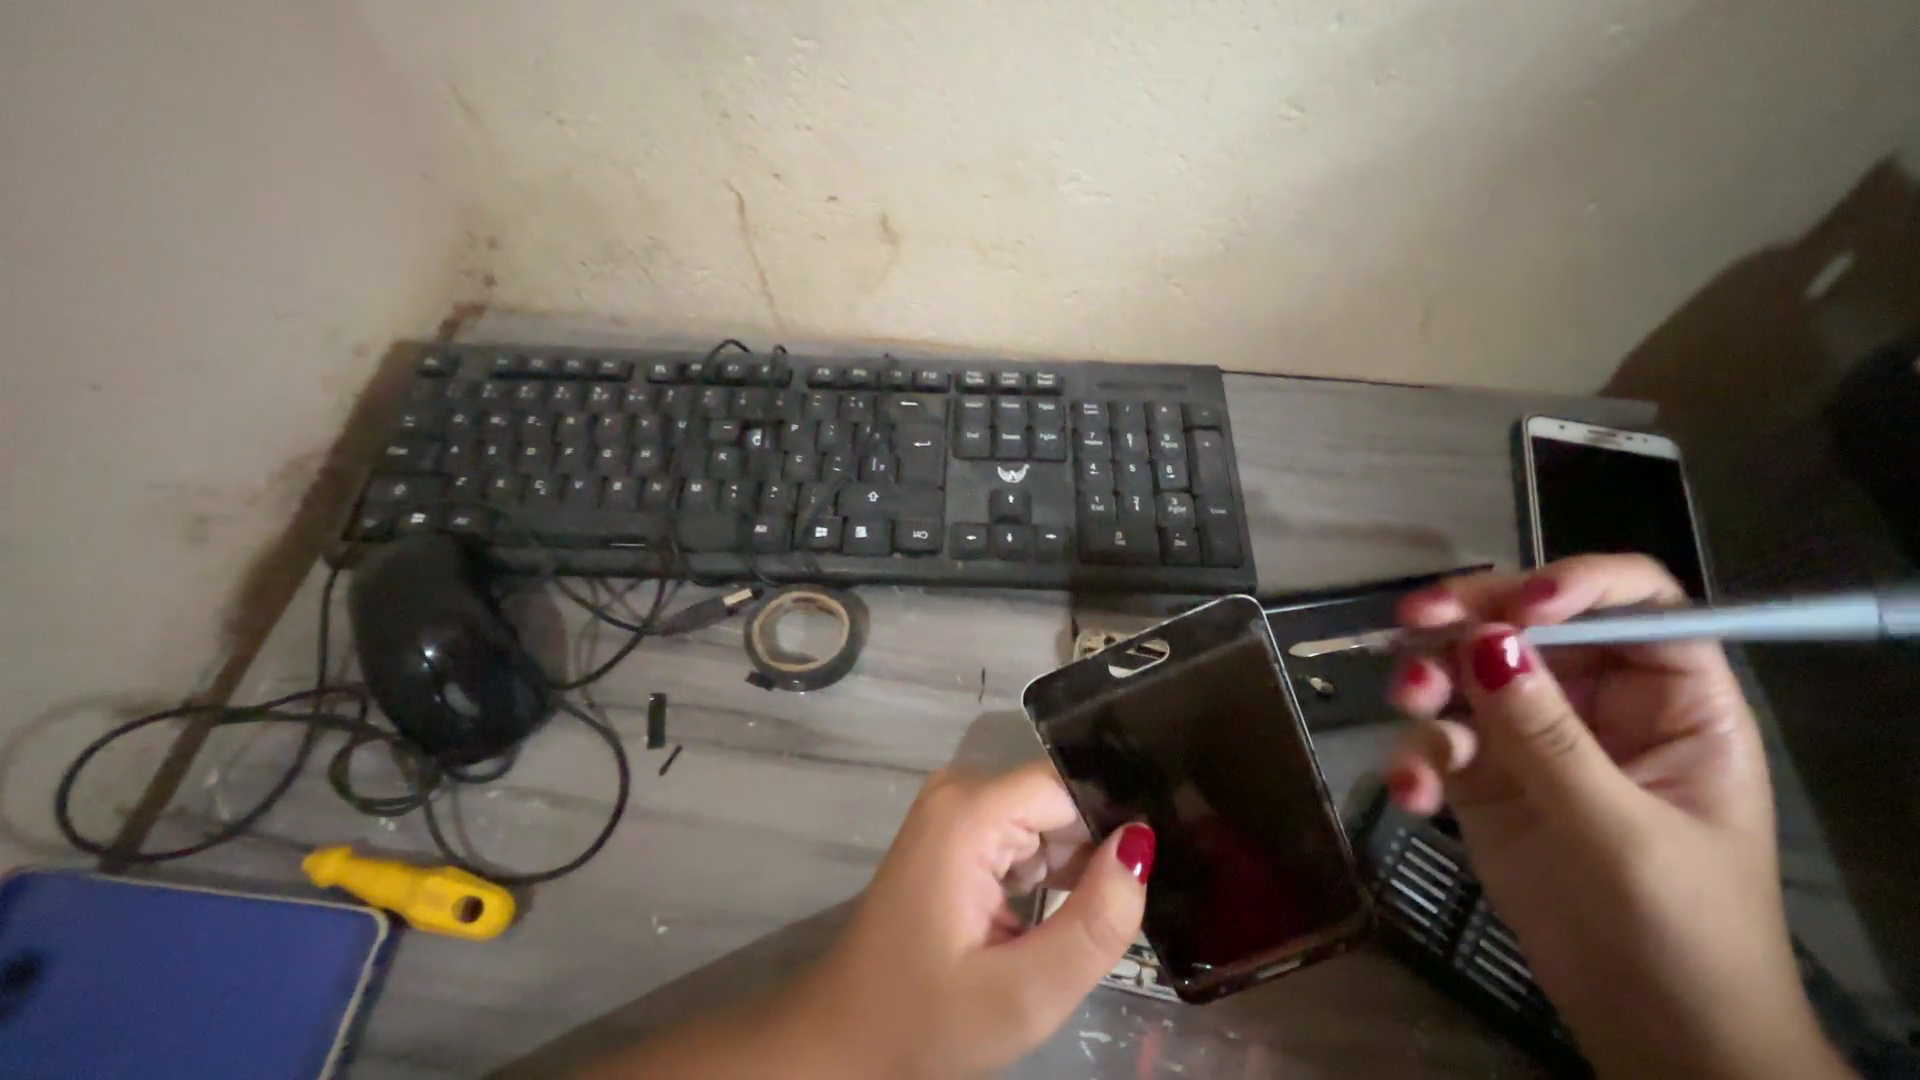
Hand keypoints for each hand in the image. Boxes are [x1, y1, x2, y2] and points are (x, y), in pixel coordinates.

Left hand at [583, 762, 1151, 1078]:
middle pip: (1060, 799)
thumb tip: (1142, 844)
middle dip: (1096, 852)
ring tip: (1090, 920)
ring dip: (1076, 866)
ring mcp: (956, 809)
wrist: (850, 1036)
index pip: (1070, 787)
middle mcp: (961, 790)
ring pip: (1049, 817)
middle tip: (1118, 918)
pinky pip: (1027, 832)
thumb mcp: (1024, 994)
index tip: (1152, 874)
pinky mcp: (958, 831)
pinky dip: (1051, 871)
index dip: (1113, 826)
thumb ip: (1092, 923)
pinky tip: (1060, 914)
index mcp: (968, 813)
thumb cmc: (929, 1020)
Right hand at [1385, 556, 1846, 1079]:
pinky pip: (1437, 741)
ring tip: (1410, 706)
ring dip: (1429, 682)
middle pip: (1528, 625)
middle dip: (1468, 620)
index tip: (1516, 607)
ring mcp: (1533, 738)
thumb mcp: (1620, 831)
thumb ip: (1549, 735)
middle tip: (1411, 621)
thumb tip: (1487, 640)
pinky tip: (1411, 795)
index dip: (1578, 586)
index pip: (1636, 604)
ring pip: (1468, 673)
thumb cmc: (1676, 931)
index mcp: (1672, 702)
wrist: (1645, 1027)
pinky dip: (1416, 759)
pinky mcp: (1482, 775)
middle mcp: (1598, 704)